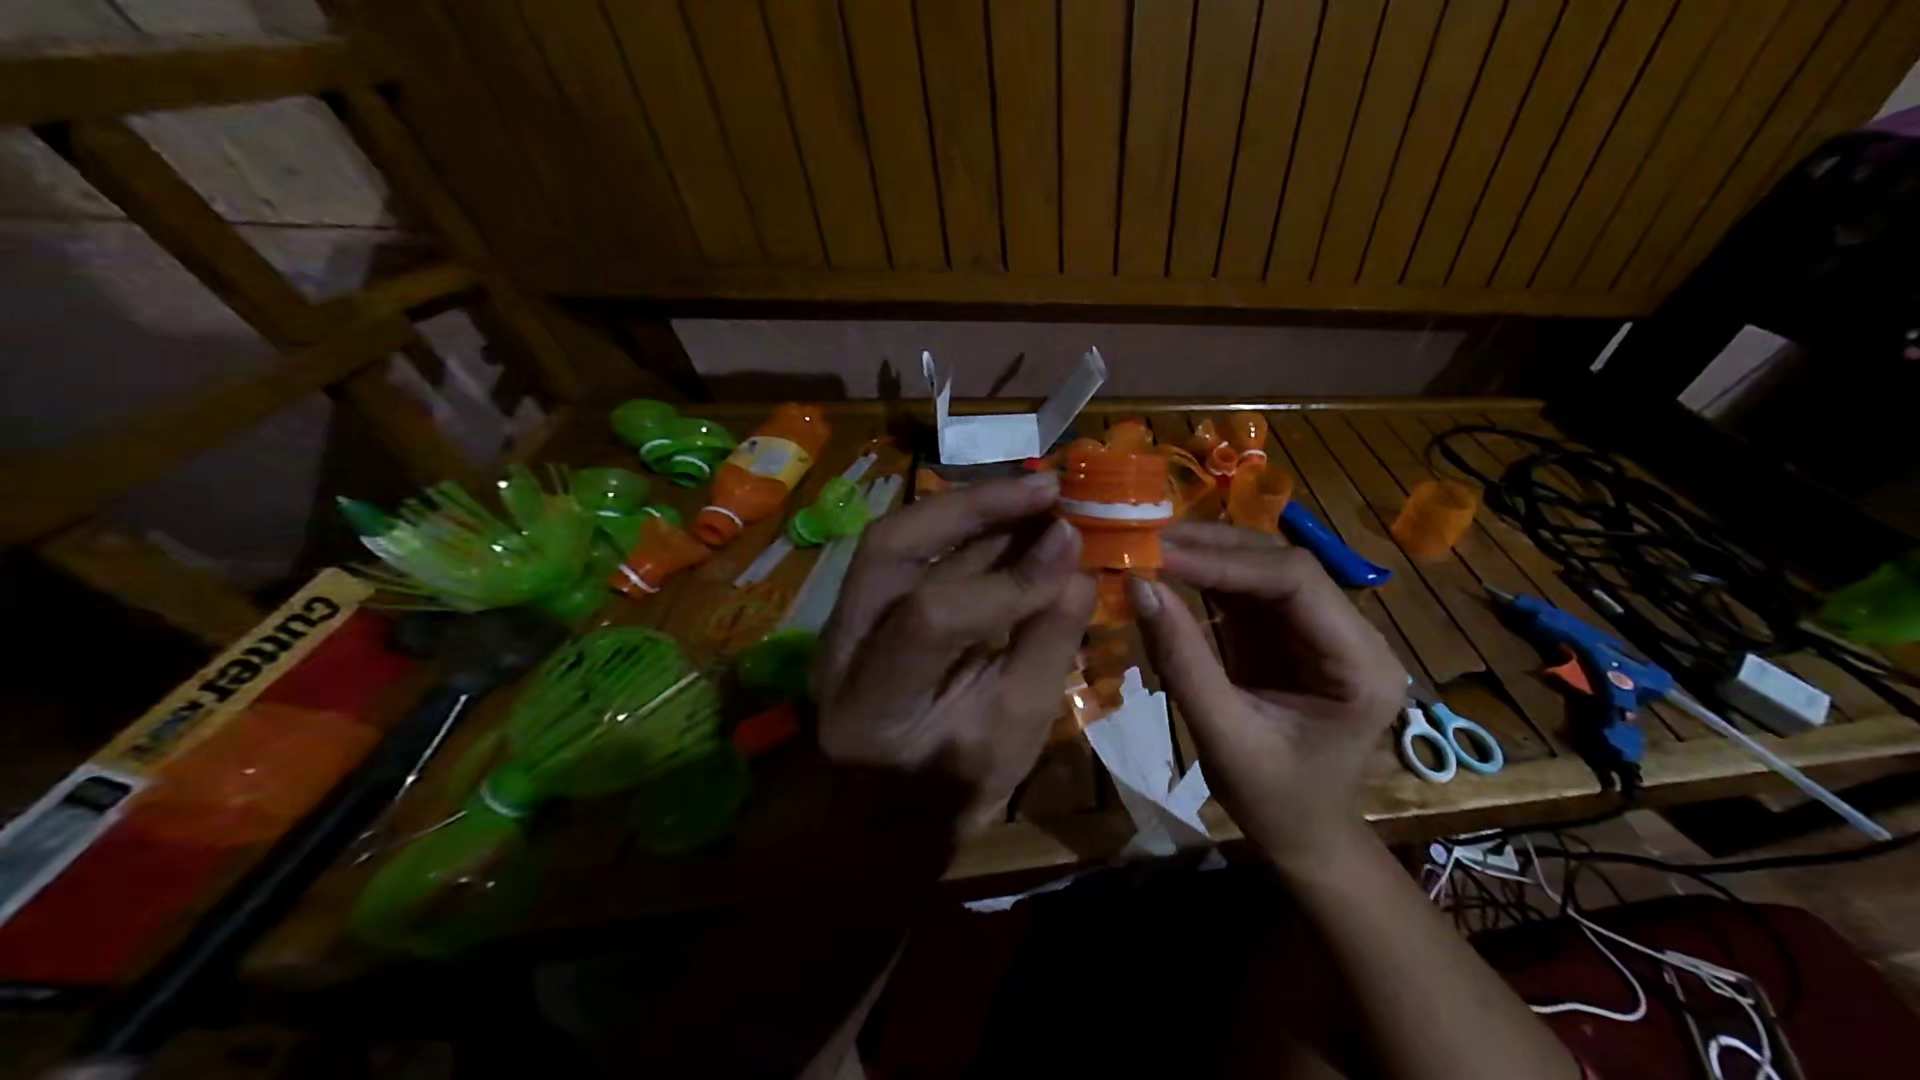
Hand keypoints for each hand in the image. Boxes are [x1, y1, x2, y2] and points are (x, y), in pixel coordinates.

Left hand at [816, 475, 1095, 834]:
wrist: (897, 813)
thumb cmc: (959, 793)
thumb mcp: (1017, 732)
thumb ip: (1045, 643)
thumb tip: (1076, 562)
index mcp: (868, 708)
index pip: (930, 619)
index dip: (1007, 578)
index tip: (1071, 543)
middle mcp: (835, 654)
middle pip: (890, 548)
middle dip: (972, 507)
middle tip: (1046, 488)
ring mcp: (839, 625)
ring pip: (896, 539)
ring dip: (970, 508)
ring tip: (1037, 494)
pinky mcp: (858, 610)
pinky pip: (908, 553)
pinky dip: (963, 530)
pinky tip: (1010, 518)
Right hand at [1129, 522, 1402, 865]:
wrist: (1300, 831)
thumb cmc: (1272, 799)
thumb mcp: (1223, 735)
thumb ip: (1183, 660)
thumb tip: (1139, 586)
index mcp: (1360, 663)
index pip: (1296, 583)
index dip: (1225, 561)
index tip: (1159, 554)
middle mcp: (1350, 633)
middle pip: (1282, 564)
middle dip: (1213, 549)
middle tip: (1146, 541)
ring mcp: (1318, 629)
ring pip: (1262, 567)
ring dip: (1206, 555)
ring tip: (1149, 548)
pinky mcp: (1286, 633)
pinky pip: (1245, 589)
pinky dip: (1203, 577)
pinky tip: (1167, 570)